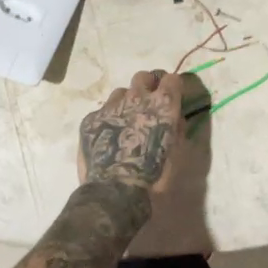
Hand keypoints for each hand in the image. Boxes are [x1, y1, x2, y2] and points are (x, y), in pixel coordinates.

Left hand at [78, 70, 183, 190]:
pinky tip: (109, 138)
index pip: (172, 79)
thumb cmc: (154, 176)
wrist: (114, 191)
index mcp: (163, 105)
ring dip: (127, 102)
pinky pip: (103, 111)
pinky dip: (109, 119)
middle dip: (149, 86)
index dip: (173, 87)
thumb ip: (177, 129)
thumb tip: (175, 117)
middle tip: (149, 104)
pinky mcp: (91, 118)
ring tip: (127, 122)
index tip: (173, 96)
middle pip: (143, 77)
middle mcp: (137, 98)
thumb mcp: (177, 155)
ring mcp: (110, 106)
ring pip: (121, 92)